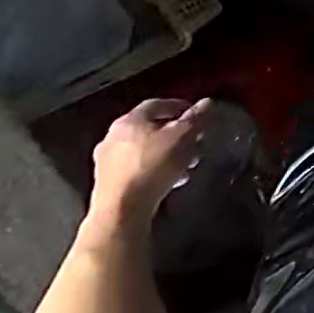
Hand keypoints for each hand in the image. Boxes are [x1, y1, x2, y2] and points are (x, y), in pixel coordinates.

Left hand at [87, 98, 207, 227]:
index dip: (179, 105)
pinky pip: (138, 167)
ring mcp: (107, 161)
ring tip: (188, 162)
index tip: (197, 113)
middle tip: (196, 140)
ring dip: (168, 152)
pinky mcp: (108, 182)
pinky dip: (156, 168)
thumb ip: (197, 117)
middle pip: (151, 128)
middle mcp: (113, 137)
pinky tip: (172, 178)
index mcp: (129, 121)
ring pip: (145, 149)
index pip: (157, 104)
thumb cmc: (154, 165)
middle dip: (177, 133)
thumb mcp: (184, 136)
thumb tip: (207, 102)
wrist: (122, 210)